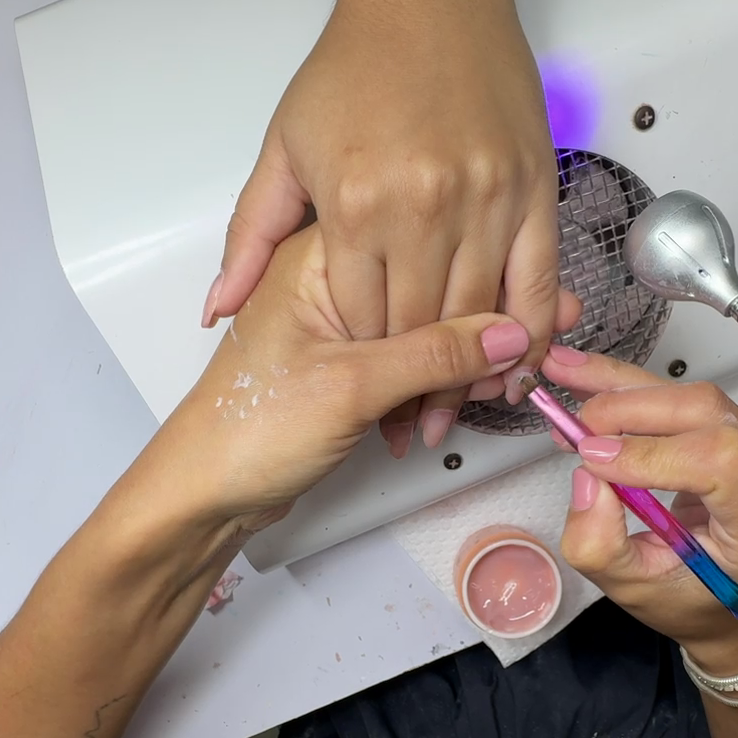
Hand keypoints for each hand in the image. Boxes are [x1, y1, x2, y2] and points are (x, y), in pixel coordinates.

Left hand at [138, 226, 540, 540]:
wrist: (206, 487)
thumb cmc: (249, 430)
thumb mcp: (349, 387)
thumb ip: (431, 353)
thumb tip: (508, 335)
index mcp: (321, 254)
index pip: (424, 249)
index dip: (482, 292)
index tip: (530, 331)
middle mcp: (337, 272)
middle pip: (436, 284)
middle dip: (488, 329)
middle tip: (531, 365)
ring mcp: (346, 313)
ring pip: (431, 318)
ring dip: (473, 354)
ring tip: (514, 381)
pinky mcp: (353, 351)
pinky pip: (415, 349)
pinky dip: (447, 371)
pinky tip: (481, 384)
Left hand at [206, 0, 558, 454]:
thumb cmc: (355, 68)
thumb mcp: (283, 152)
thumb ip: (250, 240)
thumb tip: (216, 308)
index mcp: (357, 205)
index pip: (366, 324)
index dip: (371, 374)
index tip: (374, 407)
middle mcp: (425, 207)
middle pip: (423, 332)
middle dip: (420, 394)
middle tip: (415, 429)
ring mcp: (485, 199)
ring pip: (483, 318)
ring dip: (474, 377)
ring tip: (460, 413)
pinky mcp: (532, 191)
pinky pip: (540, 284)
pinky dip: (534, 334)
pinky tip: (520, 368)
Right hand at [542, 348, 737, 672]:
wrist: (719, 599)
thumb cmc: (682, 600)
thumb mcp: (630, 589)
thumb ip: (599, 544)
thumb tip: (586, 477)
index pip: (721, 462)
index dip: (651, 451)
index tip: (589, 458)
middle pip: (709, 414)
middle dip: (630, 410)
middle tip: (572, 426)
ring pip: (696, 397)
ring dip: (623, 388)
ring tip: (564, 376)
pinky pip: (690, 399)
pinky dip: (634, 388)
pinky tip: (588, 376)